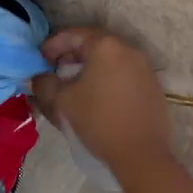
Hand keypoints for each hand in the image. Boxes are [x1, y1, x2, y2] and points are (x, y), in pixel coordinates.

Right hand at [31, 27, 172, 175]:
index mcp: (105, 46)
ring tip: (76, 87)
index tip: (40, 60)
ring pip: (110, 60)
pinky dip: (108, 79)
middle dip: (71, 56)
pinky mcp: (153, 87)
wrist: (142, 157)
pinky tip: (99, 99)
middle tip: (56, 72)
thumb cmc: (99, 121)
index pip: (72, 35)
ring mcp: (144, 68)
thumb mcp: (62, 101)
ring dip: (90, 68)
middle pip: (93, 45)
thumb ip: (44, 83)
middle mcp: (128, 49)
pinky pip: (124, 74)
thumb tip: (39, 77)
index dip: (52, 46)